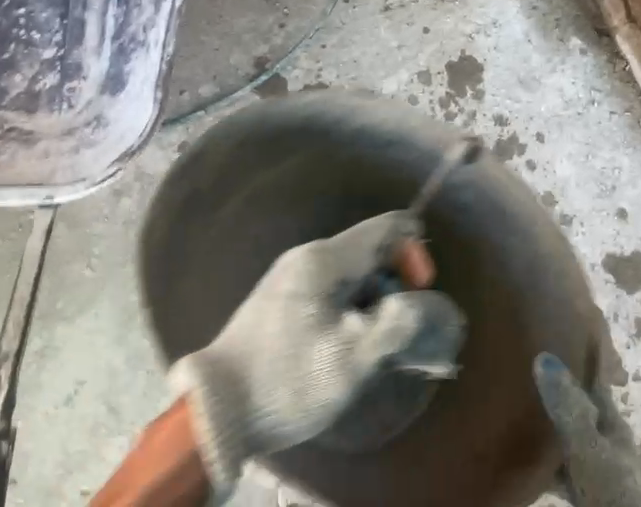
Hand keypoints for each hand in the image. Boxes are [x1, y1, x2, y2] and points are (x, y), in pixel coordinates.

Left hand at [168, 213, 466, 490]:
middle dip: (395, 285)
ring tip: (376, 346)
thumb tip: (425, 303)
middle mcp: (306, 258)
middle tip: (399, 330)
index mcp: (324, 260)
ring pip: (352, 275)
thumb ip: (398, 324)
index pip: (386, 228)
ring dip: (374, 302)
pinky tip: (349, 347)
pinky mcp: (281, 302)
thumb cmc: (289, 380)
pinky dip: (352, 311)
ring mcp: (290, 279)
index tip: (420, 292)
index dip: (414, 252)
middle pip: (370, 252)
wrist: (215, 412)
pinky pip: (332, 292)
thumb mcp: (352, 359)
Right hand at [534, 353, 640, 506]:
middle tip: (530, 369)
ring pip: (568, 436)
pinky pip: (558, 466)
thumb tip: (544, 358)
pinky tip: (523, 456)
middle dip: (560, 391)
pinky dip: (543, 459)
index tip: (567, 332)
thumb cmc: (610, 486)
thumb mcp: (586, 443)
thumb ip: (568, 406)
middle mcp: (606, 439)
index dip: (585, 359)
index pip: (598, 381)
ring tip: (520, 408)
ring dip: (550, 425)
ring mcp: (595, 464)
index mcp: (612, 421)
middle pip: (581, 408)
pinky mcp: (582, 488)